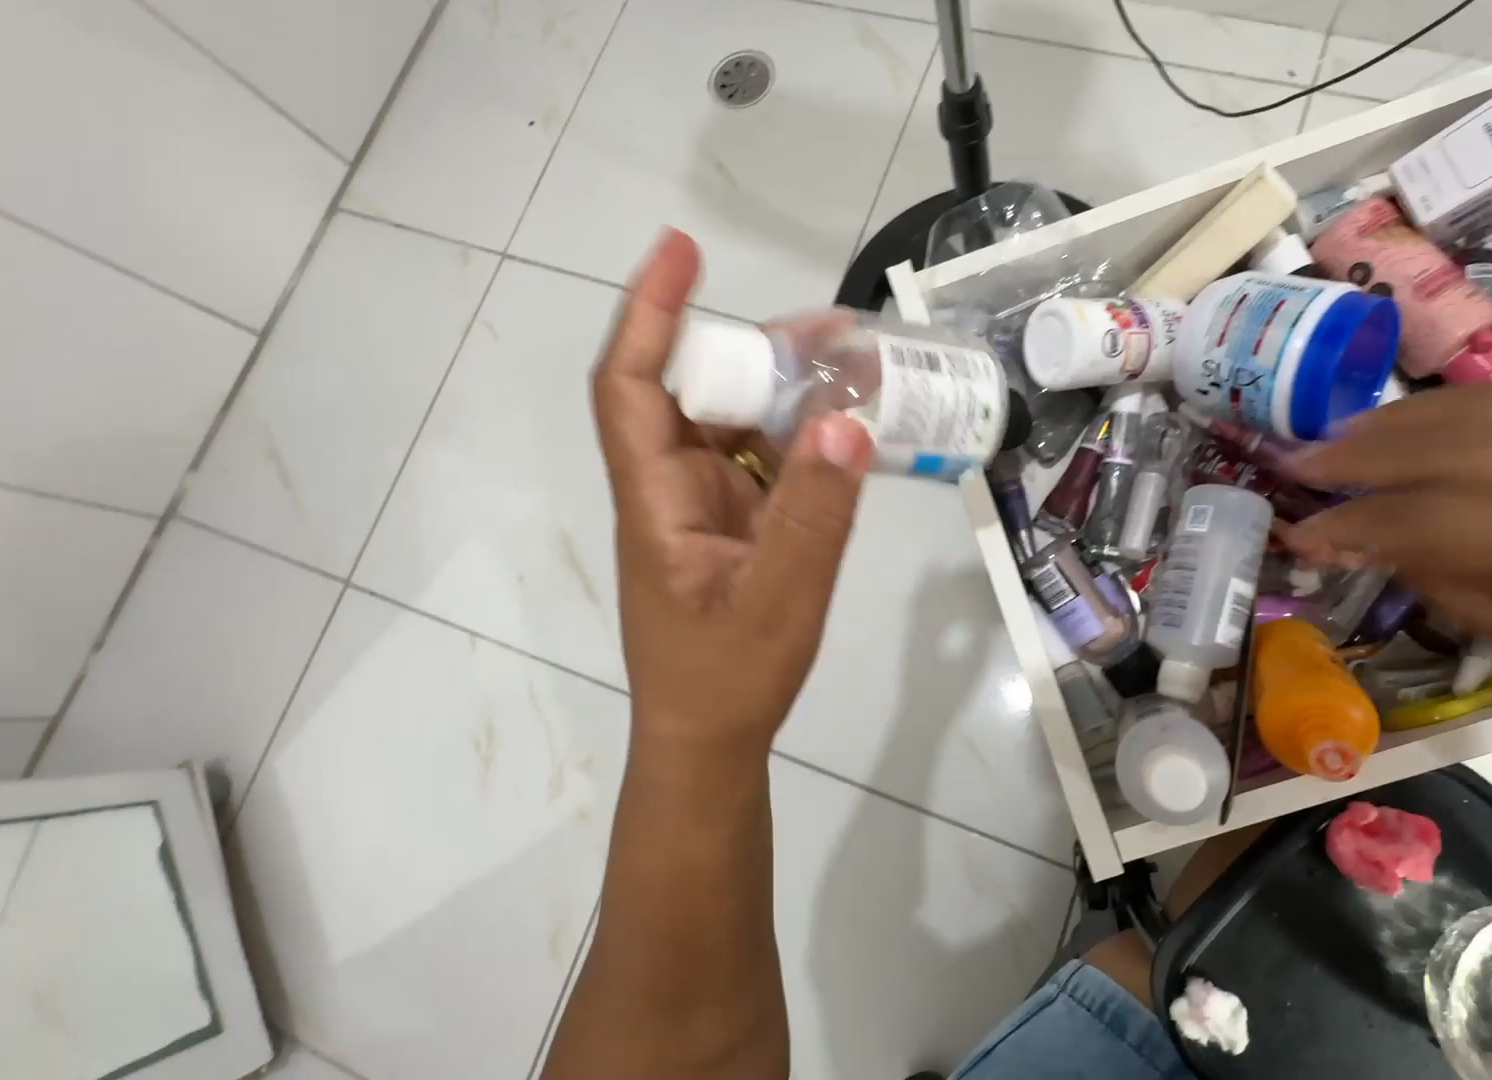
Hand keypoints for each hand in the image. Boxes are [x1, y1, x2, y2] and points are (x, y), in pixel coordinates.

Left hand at [592, 229, 872, 753]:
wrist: (710, 742)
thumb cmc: (725, 679)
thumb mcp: (778, 600)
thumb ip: (813, 515)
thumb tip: (849, 421)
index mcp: (657, 499)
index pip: (631, 386)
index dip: (649, 313)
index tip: (683, 249)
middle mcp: (675, 488)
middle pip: (699, 393)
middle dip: (758, 350)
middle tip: (836, 331)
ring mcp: (708, 507)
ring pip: (740, 425)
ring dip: (790, 393)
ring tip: (860, 367)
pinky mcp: (739, 526)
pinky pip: (768, 464)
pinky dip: (806, 440)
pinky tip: (852, 429)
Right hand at [1281, 384, 1491, 731]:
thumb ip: (1457, 588)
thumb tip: (1382, 546)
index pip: (1427, 517)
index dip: (1350, 523)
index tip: (1298, 532)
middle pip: (1444, 444)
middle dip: (1357, 454)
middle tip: (1296, 464)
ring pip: (1480, 406)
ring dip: (1398, 418)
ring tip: (1342, 434)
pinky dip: (1458, 403)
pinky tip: (1424, 415)